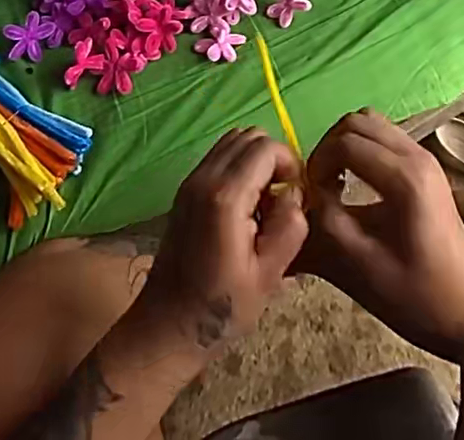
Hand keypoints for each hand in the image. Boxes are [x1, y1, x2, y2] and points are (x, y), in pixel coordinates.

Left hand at [133, 128, 307, 355]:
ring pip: (231, 142)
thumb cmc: (221, 306)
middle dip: (273, 157)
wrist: (167, 327)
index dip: (289, 163)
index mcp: (226, 196)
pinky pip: (218, 158)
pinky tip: (244, 205)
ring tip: (265, 199)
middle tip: (283, 194)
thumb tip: (294, 193)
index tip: (297, 192)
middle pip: (248, 136)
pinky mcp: (184, 190)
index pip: (266, 148)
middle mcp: (204, 178)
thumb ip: (290, 225)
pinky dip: (238, 167)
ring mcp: (190, 182)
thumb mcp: (269, 274)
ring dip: (255, 160)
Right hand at [298, 110, 463, 353]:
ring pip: (370, 122)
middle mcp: (416, 155)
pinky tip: (353, 182)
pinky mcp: (424, 162)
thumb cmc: (419, 295)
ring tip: (333, 181)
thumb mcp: (364, 268)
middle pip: (357, 121)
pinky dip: (360, 147)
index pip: (346, 143)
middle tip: (317, 184)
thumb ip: (327, 225)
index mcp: (405, 179)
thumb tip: (302, 197)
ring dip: (343, 143)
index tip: (309, 194)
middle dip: (328, 147)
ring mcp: (423, 155)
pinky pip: (382, 135)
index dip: (318, 163)